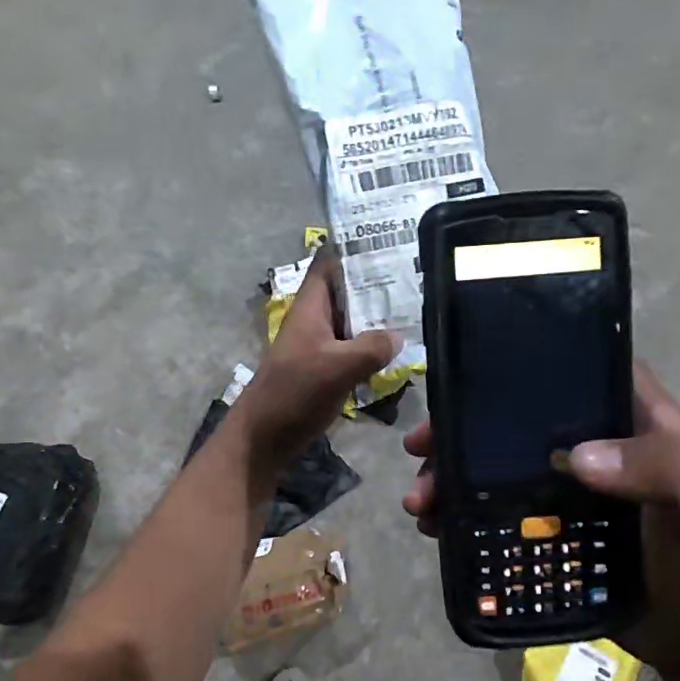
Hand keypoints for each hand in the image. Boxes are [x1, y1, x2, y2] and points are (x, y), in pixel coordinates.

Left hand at [229, 248, 396, 468]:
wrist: (262, 439)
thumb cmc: (293, 394)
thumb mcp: (337, 367)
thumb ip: (371, 347)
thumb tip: (398, 336)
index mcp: (310, 307)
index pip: (329, 263)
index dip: (354, 249)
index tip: (390, 241)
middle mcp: (314, 320)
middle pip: (347, 292)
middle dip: (377, 285)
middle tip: (416, 277)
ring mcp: (318, 345)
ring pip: (352, 322)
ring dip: (378, 318)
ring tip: (417, 309)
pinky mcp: (324, 370)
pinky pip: (352, 349)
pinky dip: (372, 347)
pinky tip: (398, 351)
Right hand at [401, 361, 679, 679]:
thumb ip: (674, 471)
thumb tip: (576, 458)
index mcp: (645, 428)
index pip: (585, 374)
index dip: (532, 365)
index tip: (472, 375)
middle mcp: (605, 453)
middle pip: (525, 424)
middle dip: (469, 429)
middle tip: (421, 445)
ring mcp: (578, 500)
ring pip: (506, 472)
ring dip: (457, 477)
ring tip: (420, 499)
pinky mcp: (561, 542)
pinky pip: (507, 521)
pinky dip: (469, 520)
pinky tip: (437, 529)